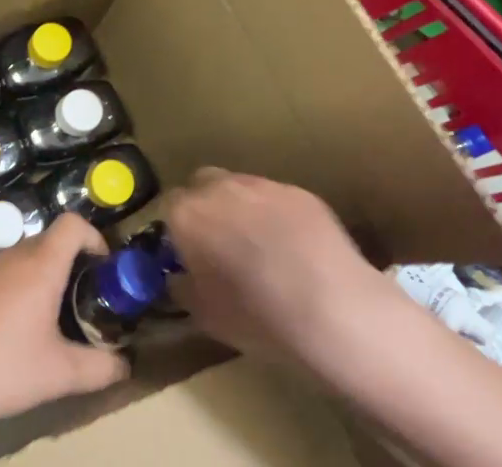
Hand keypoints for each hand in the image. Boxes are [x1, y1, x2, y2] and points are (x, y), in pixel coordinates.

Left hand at [0, 213, 129, 428]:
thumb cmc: (5, 368)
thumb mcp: (64, 374)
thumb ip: (103, 368)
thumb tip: (125, 366)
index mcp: (40, 267)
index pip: (72, 224)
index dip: (94, 237)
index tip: (105, 268)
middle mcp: (11, 259)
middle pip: (49, 240)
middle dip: (73, 262)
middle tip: (86, 299)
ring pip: (23, 259)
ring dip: (44, 277)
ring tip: (55, 319)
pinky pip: (2, 276)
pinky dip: (19, 290)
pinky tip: (17, 331)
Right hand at [161, 167, 387, 362]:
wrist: (333, 310)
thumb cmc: (257, 316)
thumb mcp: (203, 314)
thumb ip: (182, 286)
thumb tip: (179, 276)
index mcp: (186, 215)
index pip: (168, 207)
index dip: (178, 231)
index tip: (190, 255)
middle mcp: (219, 189)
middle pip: (201, 186)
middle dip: (206, 207)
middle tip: (222, 243)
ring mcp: (263, 186)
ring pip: (240, 187)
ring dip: (242, 208)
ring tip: (263, 245)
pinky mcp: (301, 193)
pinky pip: (278, 199)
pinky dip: (279, 216)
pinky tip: (296, 248)